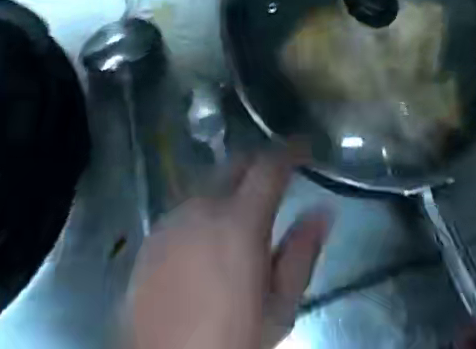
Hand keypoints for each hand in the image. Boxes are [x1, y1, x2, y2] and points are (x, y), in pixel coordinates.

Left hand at [120, 152, 333, 348]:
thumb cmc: (232, 340)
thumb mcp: (279, 309)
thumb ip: (301, 253)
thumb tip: (322, 211)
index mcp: (239, 219)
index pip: (268, 166)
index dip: (289, 152)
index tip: (305, 147)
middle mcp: (202, 204)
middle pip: (234, 166)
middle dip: (258, 165)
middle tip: (278, 177)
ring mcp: (173, 216)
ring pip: (207, 185)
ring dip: (229, 188)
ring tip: (246, 213)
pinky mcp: (152, 233)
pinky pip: (185, 208)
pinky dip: (204, 211)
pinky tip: (210, 239)